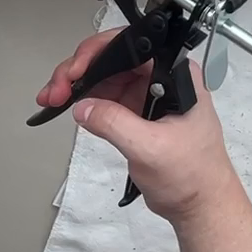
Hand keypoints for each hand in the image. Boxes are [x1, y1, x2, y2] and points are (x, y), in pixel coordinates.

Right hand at [40, 29, 240, 223]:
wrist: (198, 203)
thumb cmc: (192, 175)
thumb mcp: (150, 148)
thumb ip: (114, 123)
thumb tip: (82, 108)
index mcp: (173, 76)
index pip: (131, 47)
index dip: (96, 54)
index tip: (72, 73)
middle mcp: (159, 79)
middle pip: (111, 59)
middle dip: (78, 70)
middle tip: (54, 91)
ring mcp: (146, 96)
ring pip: (104, 78)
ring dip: (76, 85)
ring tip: (52, 99)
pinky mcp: (135, 114)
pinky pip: (104, 99)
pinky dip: (83, 102)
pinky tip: (67, 108)